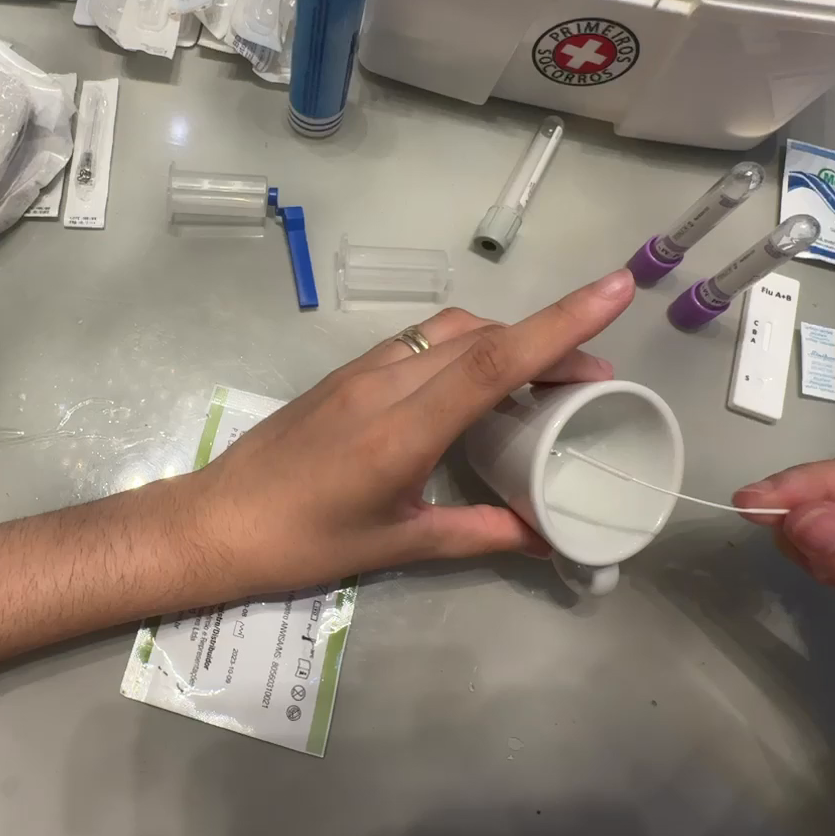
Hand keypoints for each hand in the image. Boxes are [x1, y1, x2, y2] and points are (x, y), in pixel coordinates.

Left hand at [181, 269, 634, 600]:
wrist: (219, 520)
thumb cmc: (302, 543)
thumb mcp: (396, 545)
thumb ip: (476, 533)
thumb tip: (543, 535)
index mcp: (401, 430)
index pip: (493, 361)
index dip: (560, 324)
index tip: (615, 290)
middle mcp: (383, 384)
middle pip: (479, 337)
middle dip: (545, 339)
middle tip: (592, 376)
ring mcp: (358, 373)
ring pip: (446, 332)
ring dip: (500, 339)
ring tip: (539, 377)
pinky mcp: (342, 375)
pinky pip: (415, 344)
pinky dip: (460, 349)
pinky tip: (472, 383)